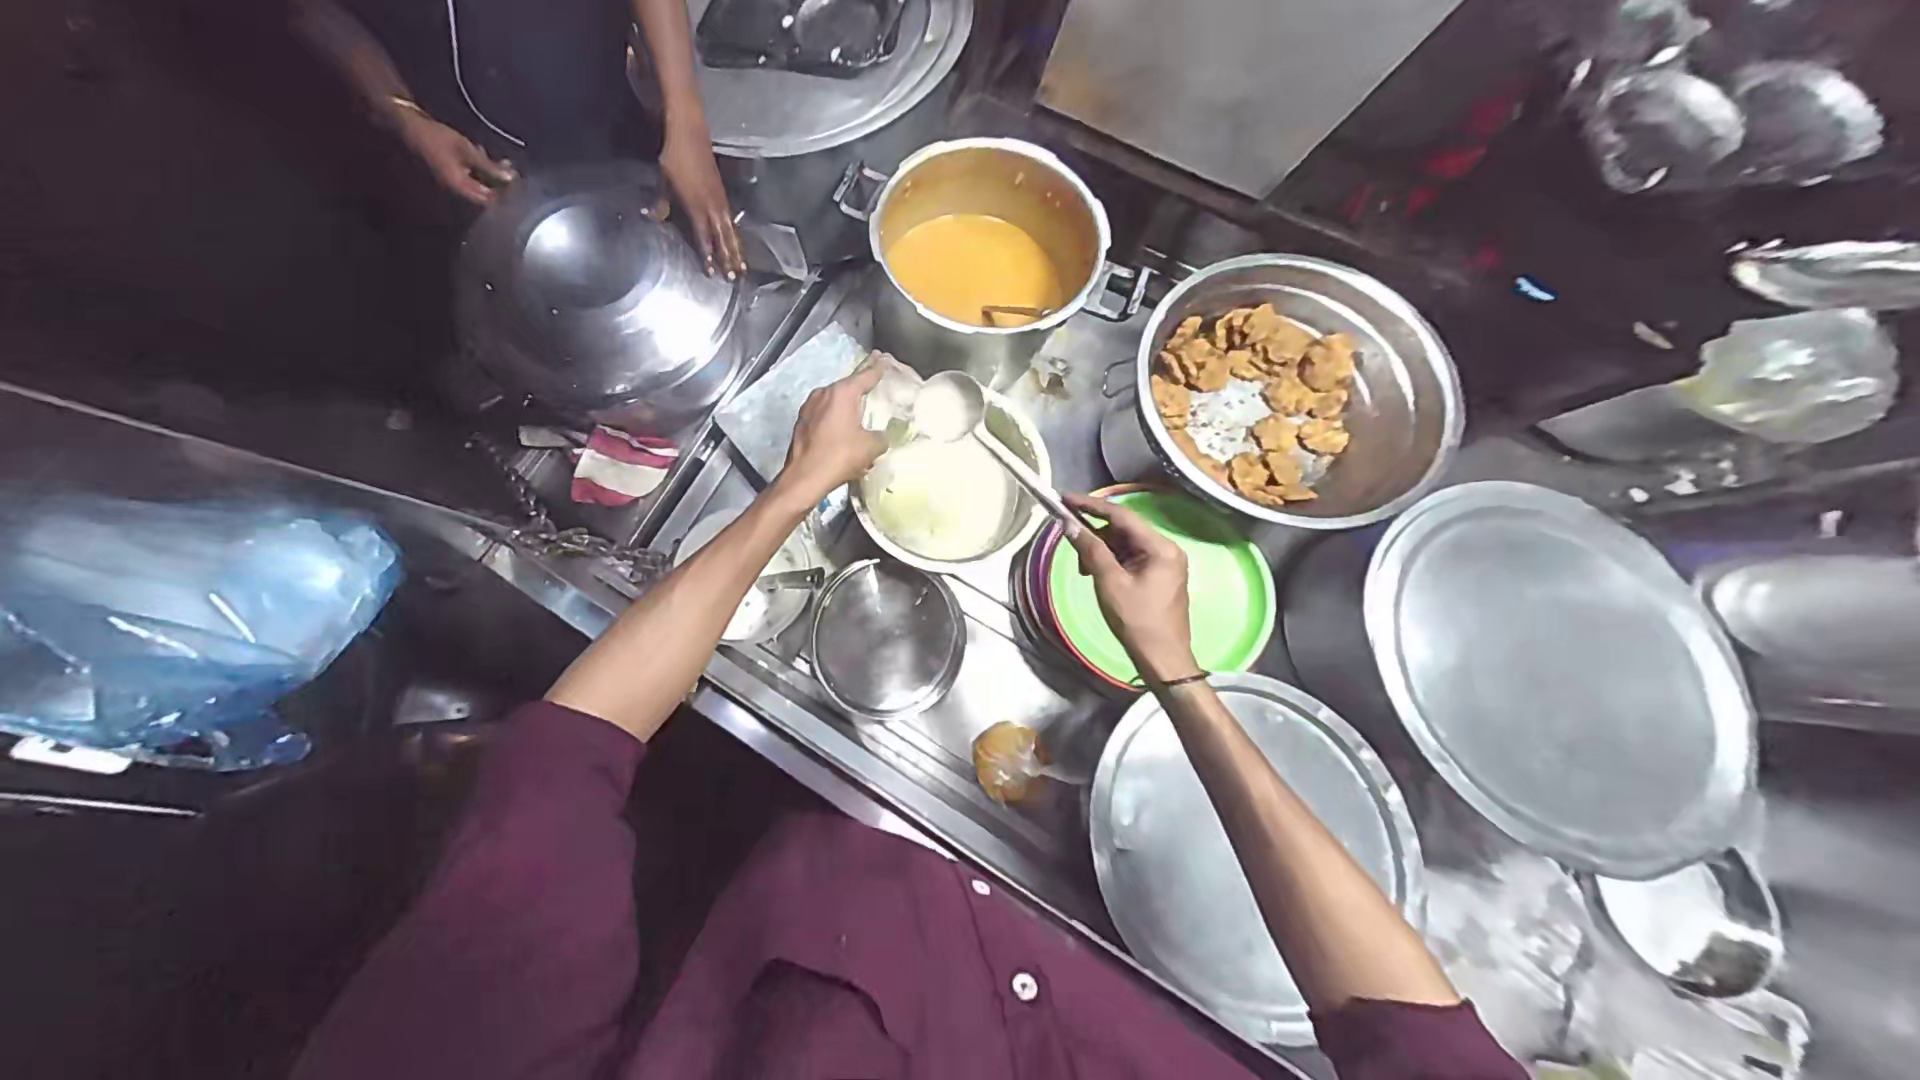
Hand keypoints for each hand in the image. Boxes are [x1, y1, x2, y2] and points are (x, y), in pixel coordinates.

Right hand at [392, 109, 514, 205]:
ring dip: (492, 173)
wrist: (409, 123)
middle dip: (501, 182)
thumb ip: (489, 166)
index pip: (489, 200)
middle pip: (487, 192)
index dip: (505, 194)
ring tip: (502, 161)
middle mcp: (458, 188)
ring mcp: (455, 180)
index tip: (518, 185)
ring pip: (481, 182)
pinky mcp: (453, 171)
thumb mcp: (467, 150)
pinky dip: (481, 168)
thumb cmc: (437, 137)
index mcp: (461, 187)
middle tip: (511, 170)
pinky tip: (484, 154)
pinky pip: (472, 175)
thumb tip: (511, 179)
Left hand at [660, 116, 744, 277]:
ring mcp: (720, 201)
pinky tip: (737, 243)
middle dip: (728, 259)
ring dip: (736, 251)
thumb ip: (661, 202)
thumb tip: (651, 217)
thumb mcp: (663, 180)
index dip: (707, 255)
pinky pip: (731, 221)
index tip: (710, 272)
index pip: (703, 237)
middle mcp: (712, 208)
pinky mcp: (723, 195)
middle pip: (722, 239)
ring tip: (742, 267)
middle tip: (734, 278)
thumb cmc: (673, 156)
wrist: (689, 132)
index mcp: (696, 206)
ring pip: (730, 232)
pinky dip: (735, 235)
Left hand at [775, 361, 887, 507]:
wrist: (805, 477)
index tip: (882, 358)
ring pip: (834, 400)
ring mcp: (809, 407)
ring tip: (859, 407)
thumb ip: (882, 437)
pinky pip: (824, 413)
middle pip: (847, 385)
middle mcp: (823, 394)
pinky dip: (835, 416)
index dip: (877, 368)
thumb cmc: (840, 456)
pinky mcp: (801, 422)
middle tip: (874, 379)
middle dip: (861, 384)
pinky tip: (842, 426)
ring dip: (846, 403)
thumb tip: (883, 436)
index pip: (865, 375)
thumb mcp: (871, 447)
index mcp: (842, 393)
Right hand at [1064, 493, 1199, 681]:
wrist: (1162, 659)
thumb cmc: (1137, 621)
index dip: (1091, 505)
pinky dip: (1111, 561)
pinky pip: (1131, 558)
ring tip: (1083, 567)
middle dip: (1095, 533)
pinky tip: (1096, 573)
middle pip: (1124, 529)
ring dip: (1101, 549)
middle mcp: (1166, 549)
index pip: (1121, 515)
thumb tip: (1070, 525)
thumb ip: (1091, 550)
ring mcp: (1165, 563)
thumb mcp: (1109, 582)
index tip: (1066, 499)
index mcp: (1160, 547)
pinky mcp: (1159, 576)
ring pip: (1125, 544)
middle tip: (1070, 540)